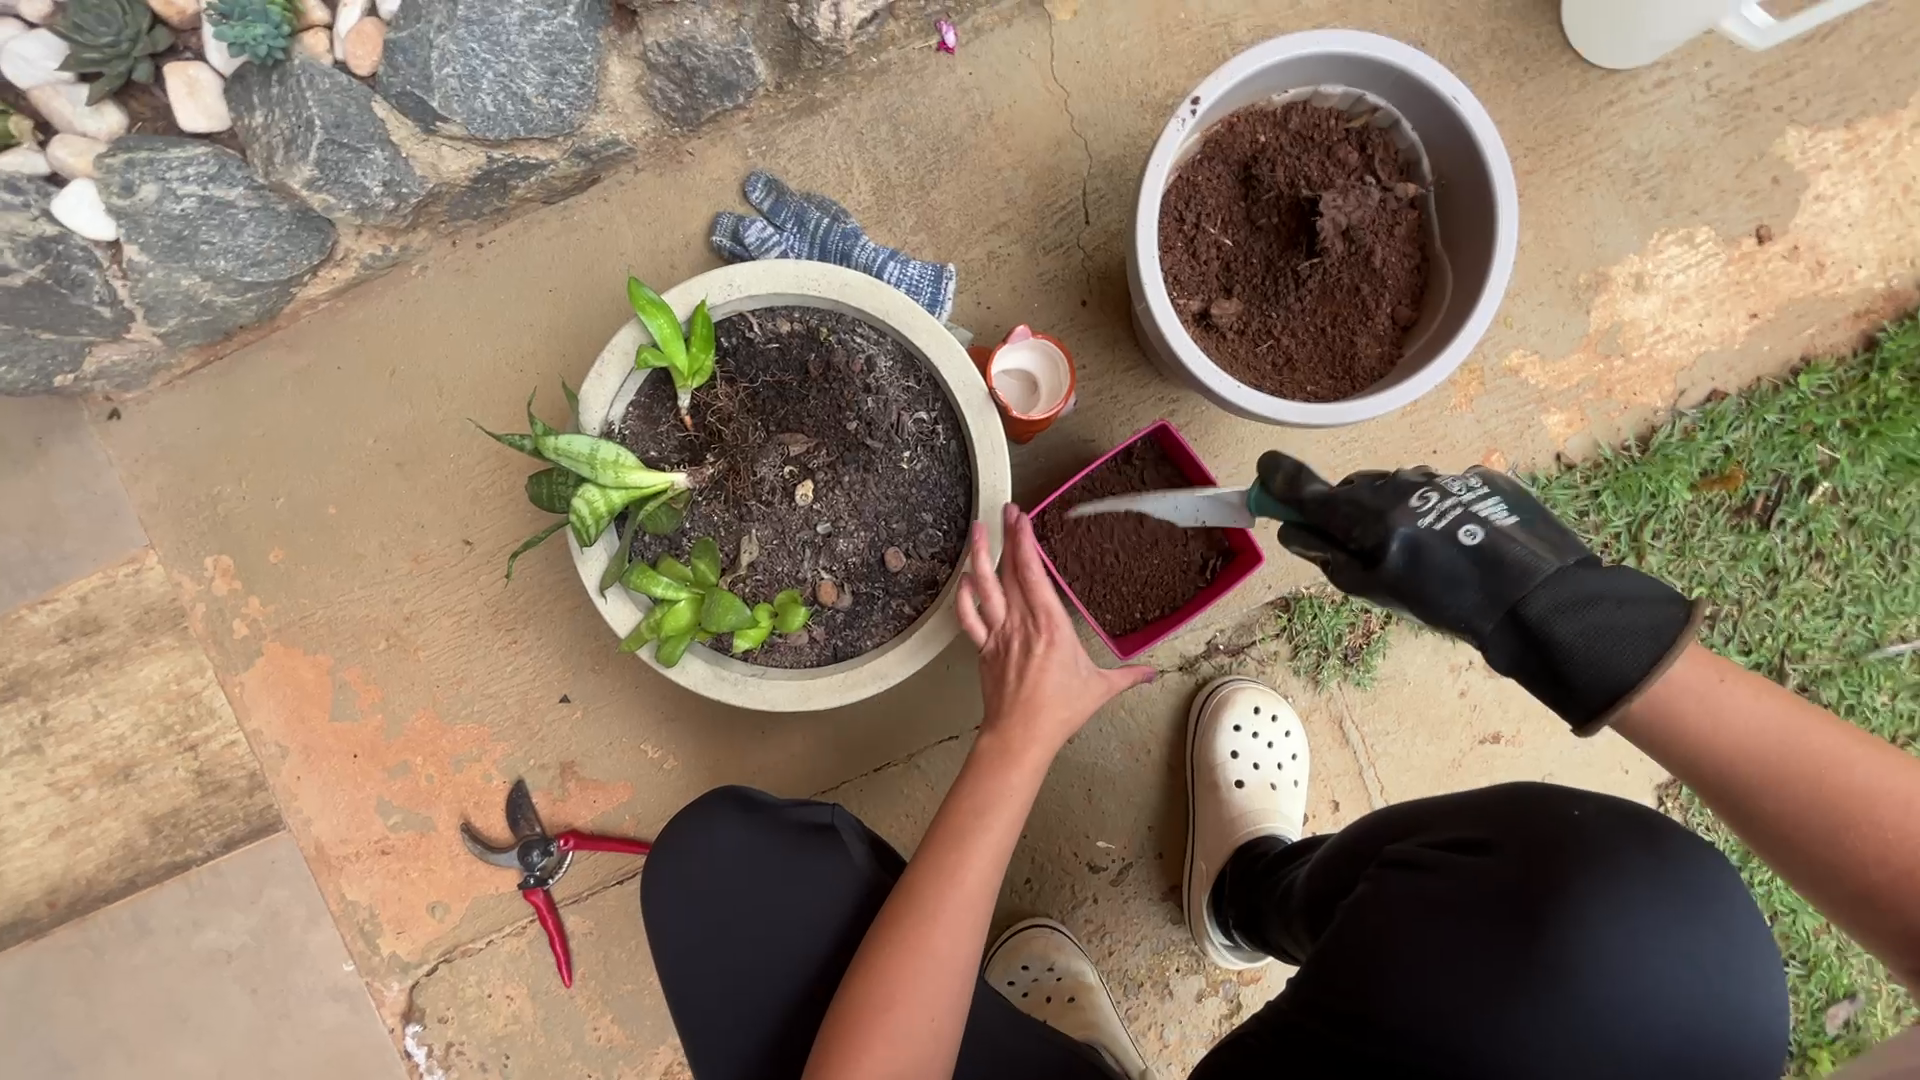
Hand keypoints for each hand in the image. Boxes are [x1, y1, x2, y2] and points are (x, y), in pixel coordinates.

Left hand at [957, 504, 1156, 757]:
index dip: (1025, 541)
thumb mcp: (1099, 690)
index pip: (1033, 572)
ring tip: (977, 531)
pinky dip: (964, 596)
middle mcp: (1021, 623)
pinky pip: (969, 617)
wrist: (1020, 735)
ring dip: (979, 556)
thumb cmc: (1058, 712)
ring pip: (983, 587)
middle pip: (1008, 571)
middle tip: (1005, 511)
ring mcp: (999, 634)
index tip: (1021, 518)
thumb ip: (1127, 676)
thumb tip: (1151, 673)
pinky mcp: (985, 648)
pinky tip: (964, 579)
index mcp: (1050, 625)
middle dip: (1005, 536)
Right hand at [1256, 451, 1595, 643]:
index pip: (1305, 488)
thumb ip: (1327, 556)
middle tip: (1363, 543)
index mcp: (1365, 515)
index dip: (1278, 478)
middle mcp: (1398, 484)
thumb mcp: (1374, 590)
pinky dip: (1434, 509)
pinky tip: (1457, 539)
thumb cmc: (1447, 603)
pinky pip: (1439, 488)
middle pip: (1352, 488)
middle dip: (1347, 508)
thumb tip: (1292, 531)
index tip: (1264, 469)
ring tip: (1421, 548)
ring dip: (1392, 508)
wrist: (1542, 601)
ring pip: (1396, 487)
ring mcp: (1442, 477)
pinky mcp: (1481, 478)